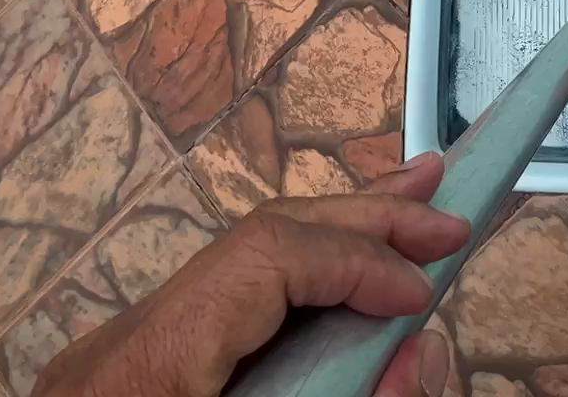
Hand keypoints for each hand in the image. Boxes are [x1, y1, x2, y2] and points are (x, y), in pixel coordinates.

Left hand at [32, 153, 469, 396]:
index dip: (356, 261)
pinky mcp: (143, 366)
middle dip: (364, 216)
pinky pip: (240, 296)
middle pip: (261, 236)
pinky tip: (352, 259)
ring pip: (250, 255)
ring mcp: (127, 350)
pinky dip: (308, 270)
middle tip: (443, 207)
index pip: (266, 261)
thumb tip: (419, 349)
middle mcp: (124, 344)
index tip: (423, 293)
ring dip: (342, 227)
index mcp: (142, 373)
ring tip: (416, 195)